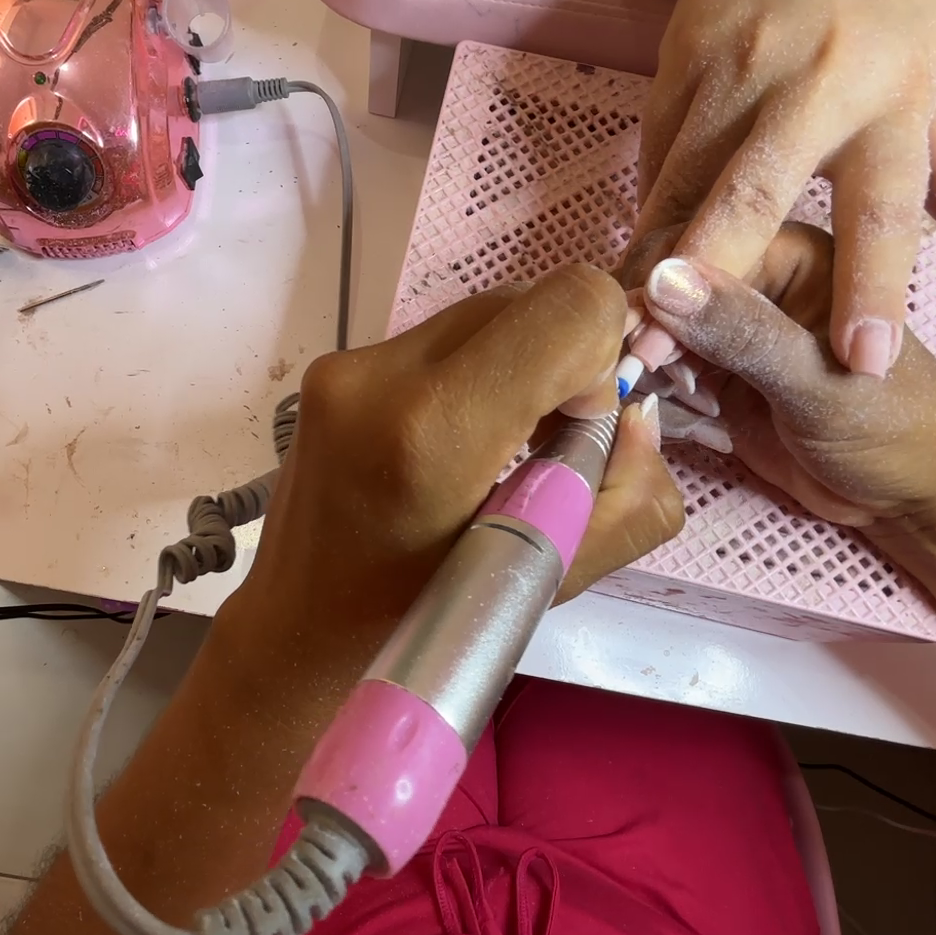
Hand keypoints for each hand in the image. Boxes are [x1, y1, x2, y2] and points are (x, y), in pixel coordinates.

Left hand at [240, 266, 684, 644]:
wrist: (299, 635)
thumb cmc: (422, 629)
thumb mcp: (550, 580)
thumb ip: (628, 493)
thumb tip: (635, 408)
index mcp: (432, 431)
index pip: (571, 305)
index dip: (602, 357)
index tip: (578, 426)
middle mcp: (377, 374)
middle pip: (528, 299)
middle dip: (563, 362)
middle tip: (546, 442)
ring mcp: (344, 365)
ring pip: (484, 315)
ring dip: (517, 367)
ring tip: (496, 447)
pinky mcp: (331, 369)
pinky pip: (439, 339)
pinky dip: (472, 375)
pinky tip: (454, 442)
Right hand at [632, 223, 935, 528]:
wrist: (909, 497)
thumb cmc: (891, 429)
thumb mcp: (816, 379)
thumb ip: (740, 331)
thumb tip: (661, 280)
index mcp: (788, 255)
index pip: (694, 251)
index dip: (652, 295)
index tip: (628, 346)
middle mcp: (751, 283)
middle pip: (662, 289)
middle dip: (639, 333)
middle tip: (628, 377)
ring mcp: (727, 332)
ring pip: (654, 332)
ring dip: (641, 365)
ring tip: (639, 397)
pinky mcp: (713, 374)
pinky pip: (661, 370)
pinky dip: (650, 390)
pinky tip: (651, 410)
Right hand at [633, 0, 935, 376]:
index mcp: (894, 92)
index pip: (886, 207)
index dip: (872, 288)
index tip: (857, 365)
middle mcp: (808, 91)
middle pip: (748, 202)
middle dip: (706, 284)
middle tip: (659, 355)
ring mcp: (728, 83)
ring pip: (677, 194)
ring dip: (648, 268)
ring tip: (626, 333)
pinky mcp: (674, 80)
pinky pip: (656, 168)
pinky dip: (646, 223)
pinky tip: (632, 268)